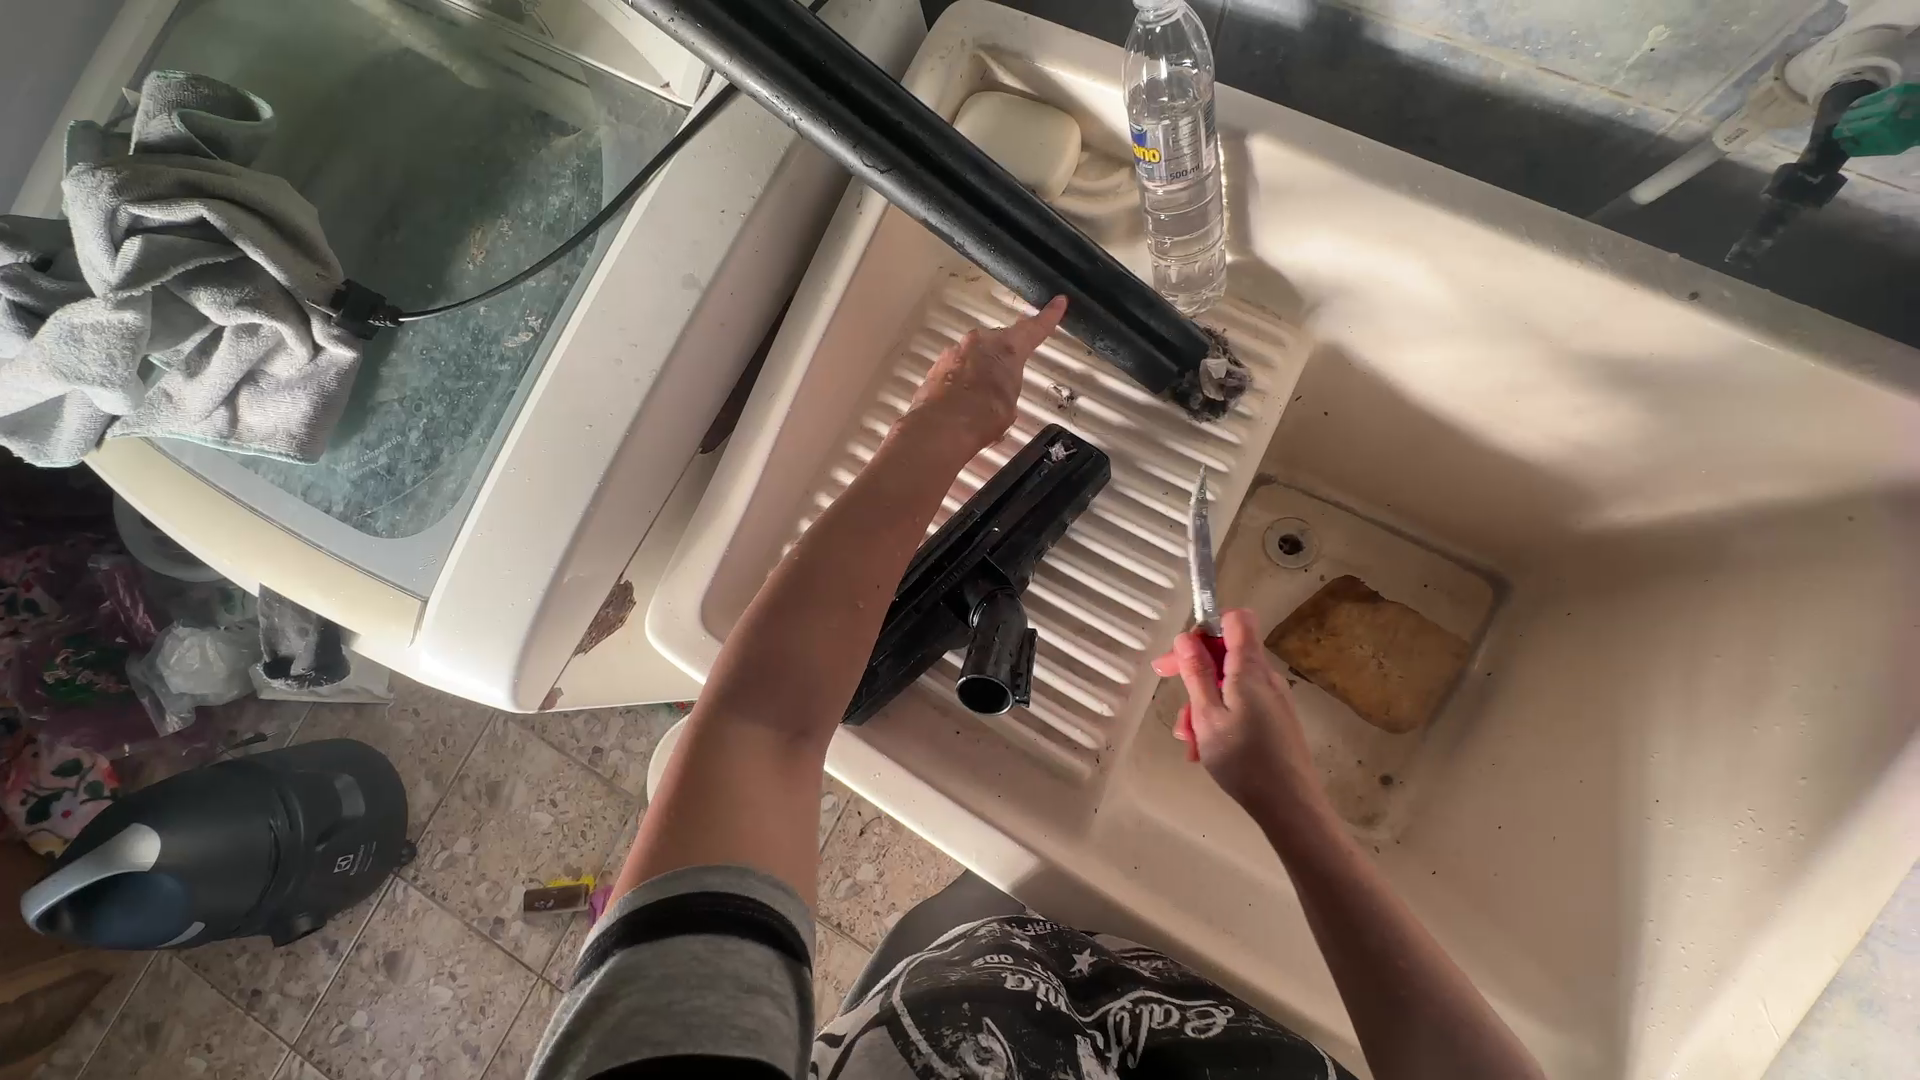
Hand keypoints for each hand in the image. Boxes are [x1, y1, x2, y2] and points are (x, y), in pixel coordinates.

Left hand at [899, 295, 1065, 453]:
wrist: (942, 427)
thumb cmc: (983, 417)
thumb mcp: (1009, 406)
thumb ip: (1007, 389)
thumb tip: (998, 393)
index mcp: (1008, 348)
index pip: (1034, 329)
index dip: (1048, 317)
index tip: (1059, 302)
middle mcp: (981, 342)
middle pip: (998, 341)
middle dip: (1002, 356)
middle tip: (1005, 379)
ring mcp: (956, 351)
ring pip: (974, 355)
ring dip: (979, 370)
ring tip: (980, 397)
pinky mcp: (937, 366)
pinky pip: (956, 369)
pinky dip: (961, 380)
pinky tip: (962, 401)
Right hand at [1151, 608, 1321, 810]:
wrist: (1290, 807)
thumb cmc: (1243, 760)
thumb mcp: (1207, 716)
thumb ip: (1197, 674)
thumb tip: (1186, 637)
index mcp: (1250, 670)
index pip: (1235, 620)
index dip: (1206, 627)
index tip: (1182, 650)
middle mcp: (1266, 678)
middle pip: (1226, 653)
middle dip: (1193, 668)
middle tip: (1163, 681)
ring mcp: (1273, 701)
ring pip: (1229, 685)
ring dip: (1202, 701)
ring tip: (1187, 736)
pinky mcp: (1275, 722)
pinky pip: (1241, 705)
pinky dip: (1219, 717)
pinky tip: (1204, 747)